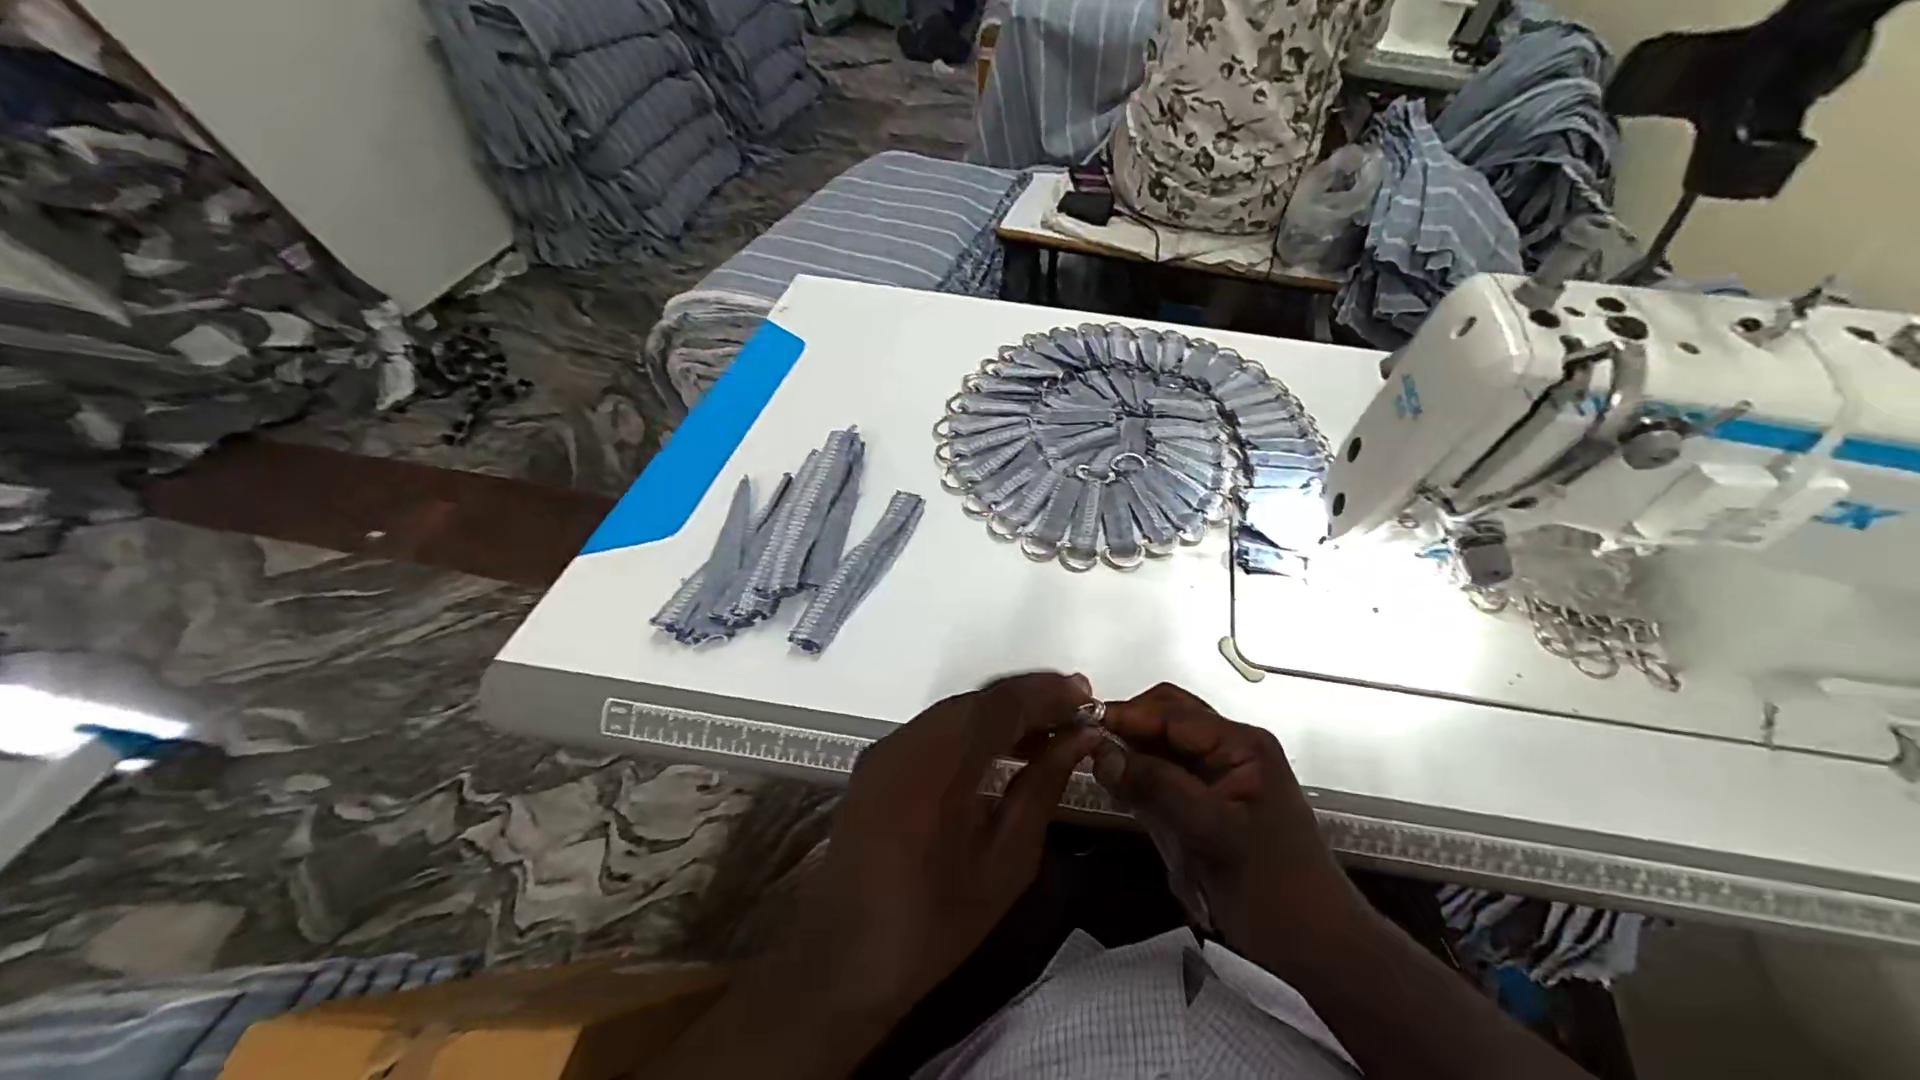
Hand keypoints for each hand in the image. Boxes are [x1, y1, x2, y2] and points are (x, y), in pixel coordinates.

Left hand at [780, 672, 1105, 1021]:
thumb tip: (1079, 739)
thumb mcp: (1006, 862)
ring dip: (1001, 714)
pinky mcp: (876, 763)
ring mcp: (885, 750)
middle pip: (976, 700)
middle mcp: (905, 743)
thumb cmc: (935, 923)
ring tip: (1048, 732)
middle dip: (1028, 700)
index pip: (1000, 704)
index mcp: (936, 767)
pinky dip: (972, 730)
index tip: (1086, 696)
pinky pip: (933, 729)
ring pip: (955, 711)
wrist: (844, 959)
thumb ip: (1042, 787)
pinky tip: (1002, 750)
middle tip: (1074, 713)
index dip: (1046, 692)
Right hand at [1093, 683, 1358, 953]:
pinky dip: (1139, 780)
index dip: (1125, 715)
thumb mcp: (1213, 836)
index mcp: (1241, 745)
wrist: (1317, 950)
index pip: (1171, 712)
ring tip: (1099, 770)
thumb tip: (1101, 752)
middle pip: (1165, 719)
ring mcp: (1216, 776)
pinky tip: (1121, 791)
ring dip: (1131, 753)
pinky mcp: (1205, 802)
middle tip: (1085, 747)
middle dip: (1127, 729)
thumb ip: (1157, 787)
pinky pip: (1163, 776)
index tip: (1080, 727)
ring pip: (1160, 745)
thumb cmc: (1275, 891)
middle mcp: (1227, 750)